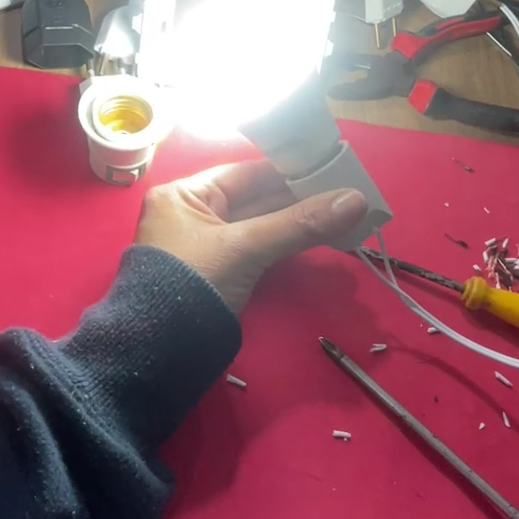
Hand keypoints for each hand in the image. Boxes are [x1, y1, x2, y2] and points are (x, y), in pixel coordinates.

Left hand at [136, 160, 367, 311]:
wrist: (160, 353)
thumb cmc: (193, 284)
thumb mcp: (246, 248)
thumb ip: (300, 223)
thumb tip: (358, 199)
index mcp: (185, 195)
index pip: (245, 172)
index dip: (289, 169)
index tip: (331, 165)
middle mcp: (193, 213)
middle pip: (256, 197)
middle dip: (300, 197)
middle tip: (347, 191)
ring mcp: (208, 246)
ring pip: (261, 225)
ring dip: (298, 222)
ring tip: (344, 212)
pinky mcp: (222, 273)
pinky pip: (260, 249)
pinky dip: (287, 243)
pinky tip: (319, 237)